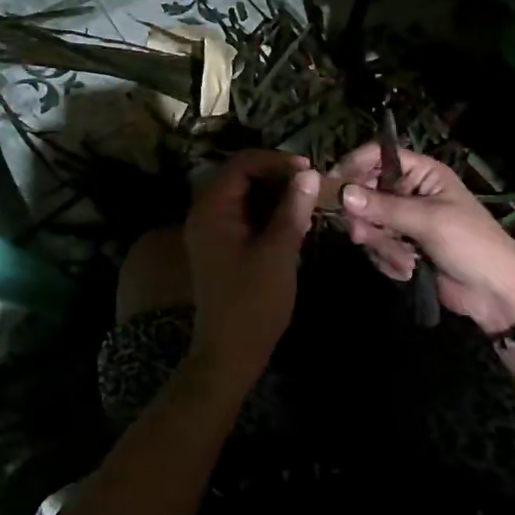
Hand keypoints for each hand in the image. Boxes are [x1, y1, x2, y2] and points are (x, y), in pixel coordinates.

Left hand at [182, 150, 320, 385]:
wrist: (229, 353)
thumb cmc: (253, 302)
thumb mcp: (278, 251)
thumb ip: (292, 209)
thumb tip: (309, 173)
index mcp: (211, 209)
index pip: (241, 164)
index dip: (276, 161)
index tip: (309, 171)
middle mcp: (205, 214)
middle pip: (239, 176)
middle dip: (276, 174)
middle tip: (310, 184)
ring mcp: (210, 231)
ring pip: (243, 195)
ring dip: (273, 192)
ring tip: (306, 199)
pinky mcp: (220, 246)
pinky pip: (243, 214)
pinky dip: (266, 211)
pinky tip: (291, 219)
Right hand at [331, 143, 514, 332]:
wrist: (495, 294)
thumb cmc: (470, 244)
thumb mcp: (428, 221)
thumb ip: (384, 207)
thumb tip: (344, 194)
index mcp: (424, 173)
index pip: (379, 156)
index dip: (355, 166)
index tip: (333, 185)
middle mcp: (411, 192)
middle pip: (367, 193)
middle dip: (367, 218)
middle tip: (364, 236)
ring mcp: (406, 222)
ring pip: (370, 224)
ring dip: (382, 245)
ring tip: (404, 259)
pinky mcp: (403, 248)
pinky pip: (378, 247)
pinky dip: (389, 260)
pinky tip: (409, 270)